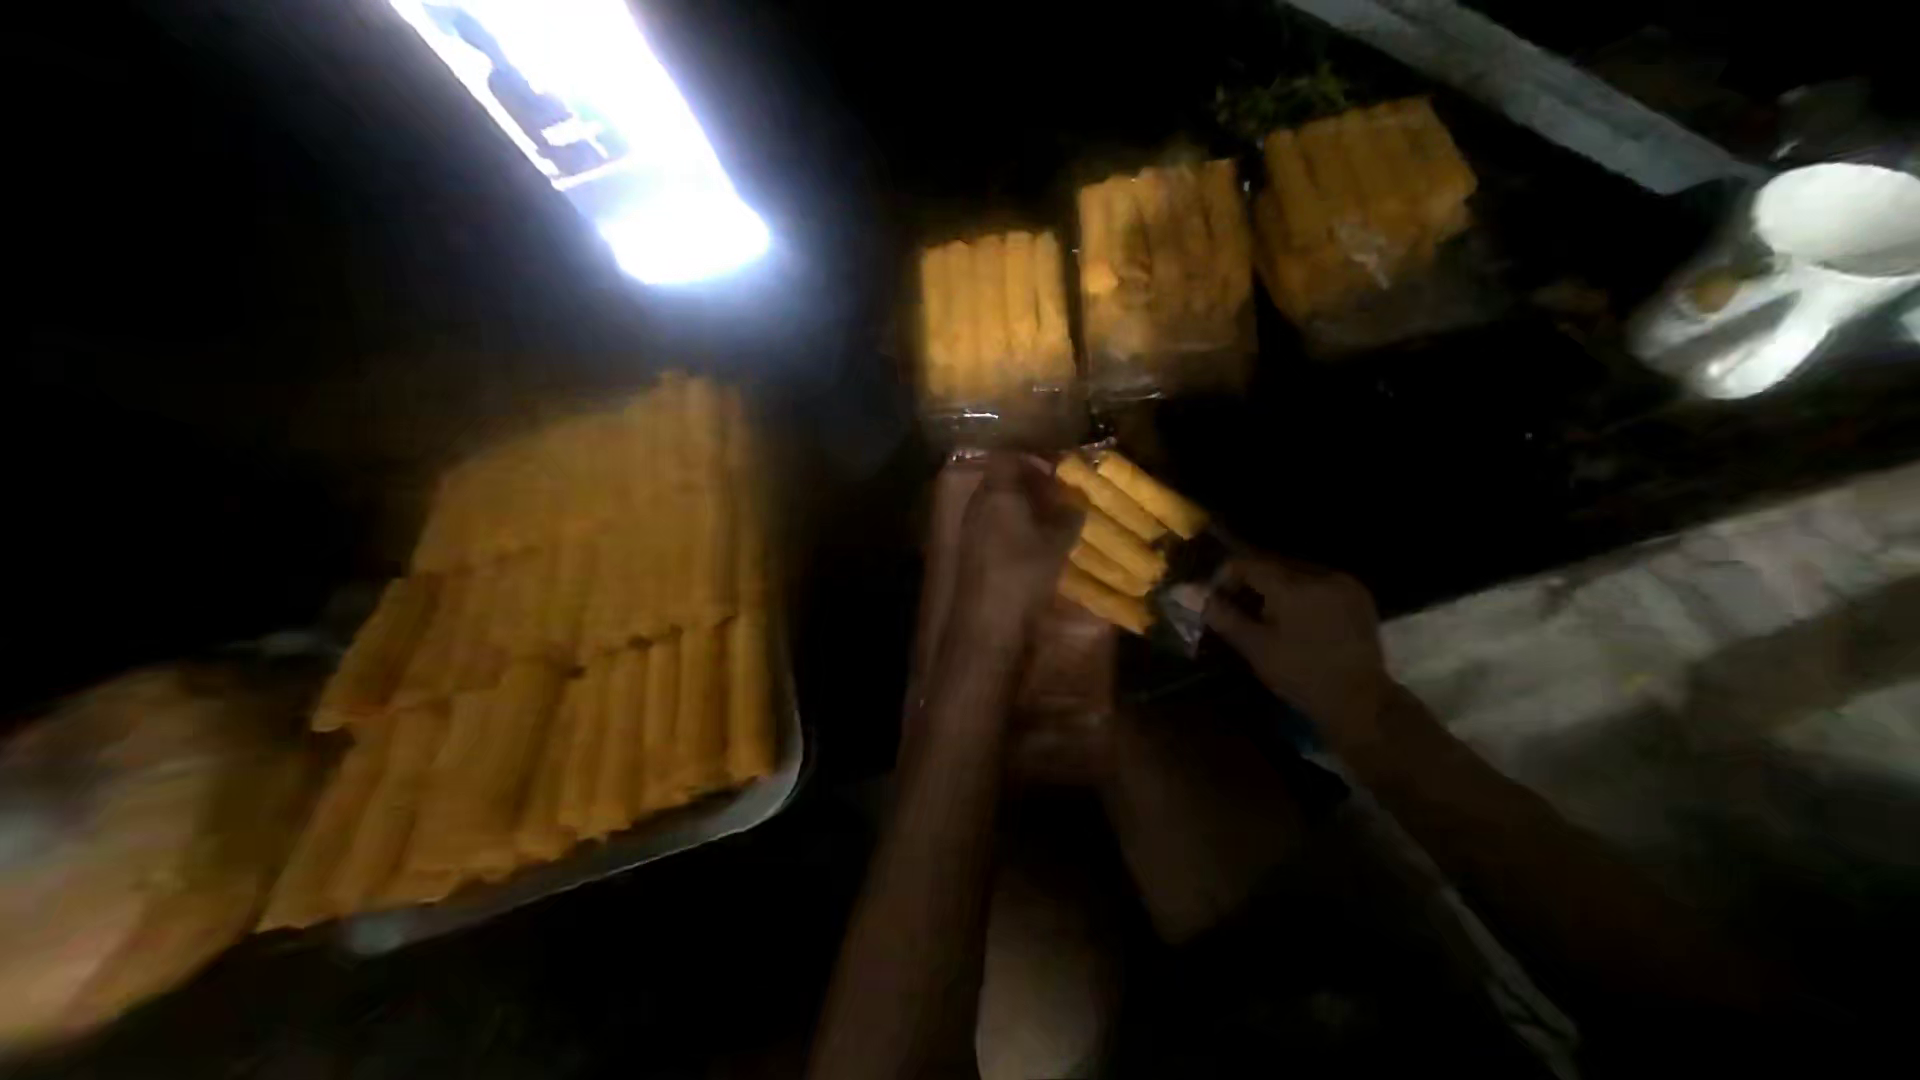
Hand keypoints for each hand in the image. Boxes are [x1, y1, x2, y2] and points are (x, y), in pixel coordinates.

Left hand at [946, 453, 1082, 650]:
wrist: (988, 619)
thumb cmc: (1024, 570)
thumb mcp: (1058, 542)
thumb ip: (1068, 515)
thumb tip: (1076, 500)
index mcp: (998, 491)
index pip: (1009, 457)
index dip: (1033, 459)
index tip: (1056, 471)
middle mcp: (977, 502)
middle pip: (1001, 480)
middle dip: (1029, 484)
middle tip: (1056, 496)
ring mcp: (969, 527)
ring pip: (996, 504)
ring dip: (1020, 508)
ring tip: (1048, 521)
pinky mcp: (969, 550)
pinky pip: (991, 525)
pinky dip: (1010, 528)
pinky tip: (1030, 544)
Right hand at [1204, 555, 1392, 742]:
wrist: (1360, 701)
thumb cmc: (1300, 675)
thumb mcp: (1255, 647)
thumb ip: (1223, 615)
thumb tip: (1190, 592)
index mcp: (1293, 587)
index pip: (1249, 563)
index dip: (1226, 575)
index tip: (1214, 595)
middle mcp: (1321, 575)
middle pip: (1274, 564)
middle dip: (1251, 580)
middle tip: (1235, 603)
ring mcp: (1344, 584)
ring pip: (1297, 572)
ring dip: (1276, 585)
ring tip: (1264, 611)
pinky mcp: (1358, 595)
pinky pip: (1318, 582)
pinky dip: (1301, 590)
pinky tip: (1294, 614)